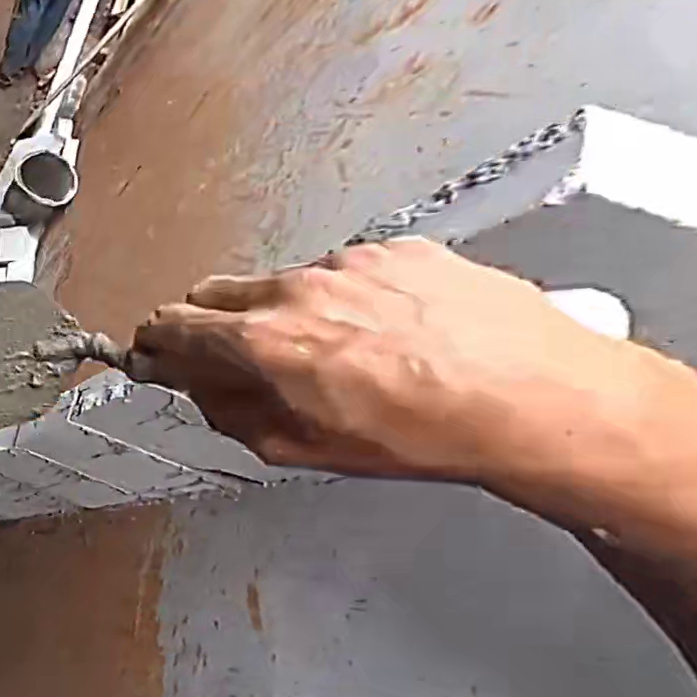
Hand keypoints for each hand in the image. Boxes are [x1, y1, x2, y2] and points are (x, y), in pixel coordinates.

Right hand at [129, 238, 643, 482]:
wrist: (543, 404)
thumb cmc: (425, 432)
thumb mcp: (291, 445)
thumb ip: (222, 409)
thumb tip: (190, 384)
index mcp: (261, 342)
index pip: (168, 324)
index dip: (152, 343)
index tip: (155, 353)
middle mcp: (296, 292)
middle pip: (206, 293)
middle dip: (203, 325)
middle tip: (230, 356)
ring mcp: (348, 265)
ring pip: (270, 282)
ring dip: (271, 311)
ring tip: (323, 347)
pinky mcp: (396, 251)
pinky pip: (333, 270)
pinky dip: (332, 297)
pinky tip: (370, 328)